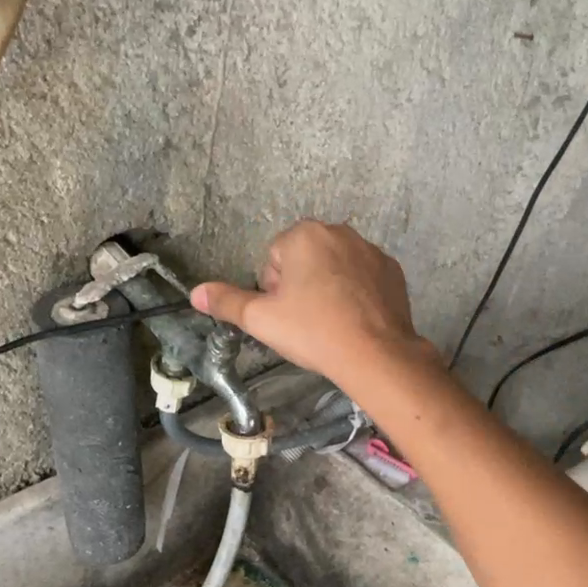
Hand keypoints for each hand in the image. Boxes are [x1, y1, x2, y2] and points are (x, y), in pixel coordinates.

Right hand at [192, 220, 437, 388]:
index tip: (286, 314)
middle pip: (304, 260)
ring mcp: (370, 250)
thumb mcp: (261, 319)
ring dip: (327, 289)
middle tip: (305, 321)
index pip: (273, 260)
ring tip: (330, 323)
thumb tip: (195, 293)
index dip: (273, 291)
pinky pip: (362, 278)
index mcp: (304, 235)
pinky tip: (354, 321)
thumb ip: (227, 302)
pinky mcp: (392, 270)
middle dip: (300, 286)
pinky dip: (355, 295)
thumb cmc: (313, 332)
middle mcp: (339, 232)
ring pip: (333, 268)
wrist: (375, 354)